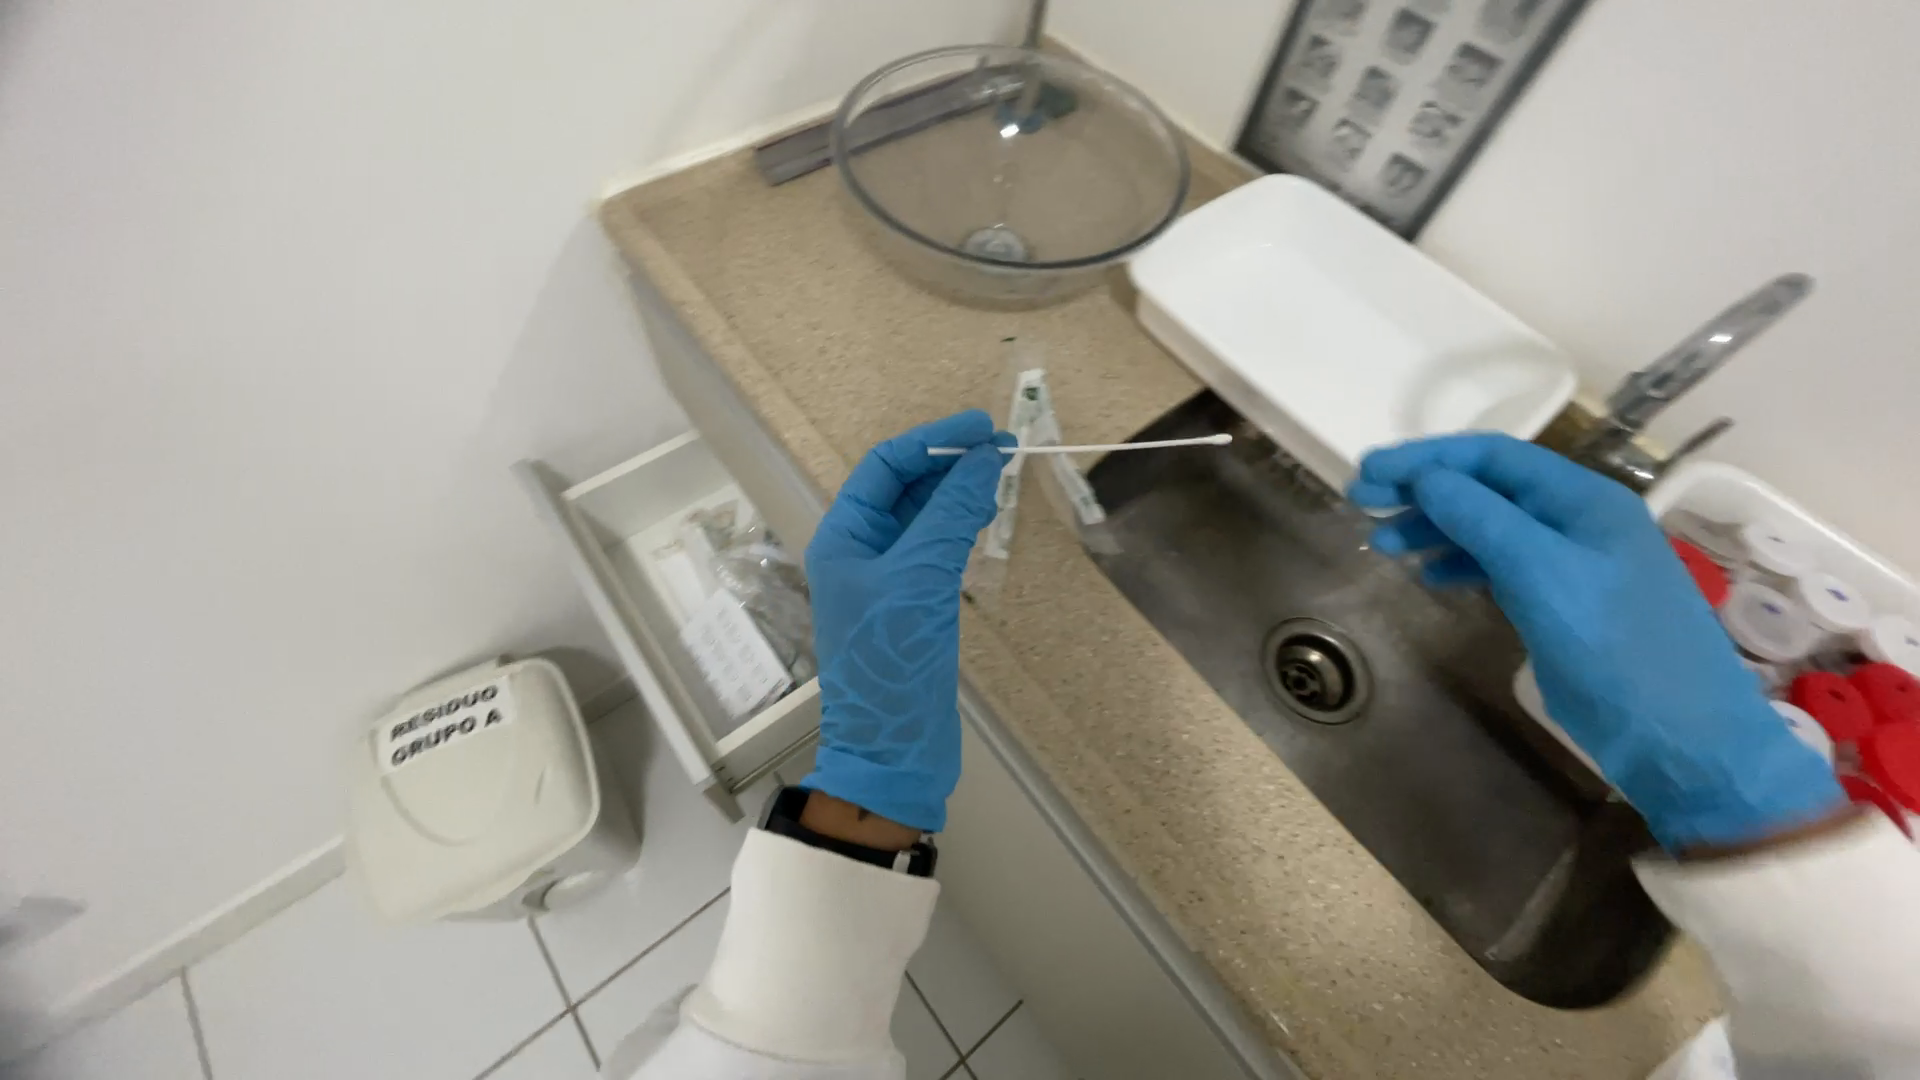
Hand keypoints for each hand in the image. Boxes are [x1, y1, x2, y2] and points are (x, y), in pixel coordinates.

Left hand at [800, 411, 1010, 831]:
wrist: (894, 749)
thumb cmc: (893, 659)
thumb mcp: (920, 578)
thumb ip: (952, 513)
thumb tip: (987, 458)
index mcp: (844, 537)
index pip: (885, 466)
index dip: (933, 440)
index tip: (982, 427)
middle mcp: (861, 551)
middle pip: (905, 487)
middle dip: (949, 464)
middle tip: (1002, 448)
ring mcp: (888, 578)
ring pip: (923, 517)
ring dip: (958, 493)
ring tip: (999, 475)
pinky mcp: (913, 603)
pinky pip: (936, 549)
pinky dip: (961, 527)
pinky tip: (985, 517)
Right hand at [1349, 434, 1844, 850]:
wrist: (1673, 733)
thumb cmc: (1610, 644)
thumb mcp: (1540, 570)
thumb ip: (1480, 517)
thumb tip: (1424, 478)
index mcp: (1580, 499)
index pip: (1491, 457)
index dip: (1426, 458)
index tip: (1369, 471)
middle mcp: (1571, 520)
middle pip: (1483, 487)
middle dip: (1420, 489)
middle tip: (1360, 501)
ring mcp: (1564, 560)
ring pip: (1482, 525)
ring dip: (1429, 527)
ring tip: (1381, 543)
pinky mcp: (1553, 598)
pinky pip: (1492, 563)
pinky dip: (1453, 562)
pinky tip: (1427, 575)